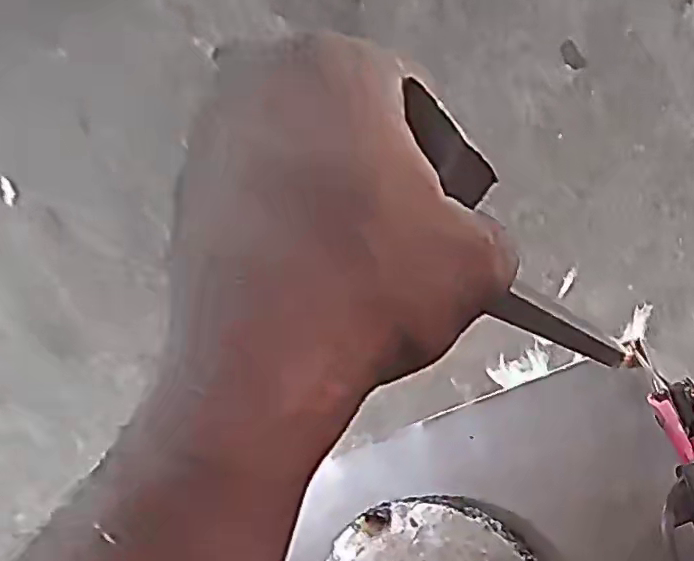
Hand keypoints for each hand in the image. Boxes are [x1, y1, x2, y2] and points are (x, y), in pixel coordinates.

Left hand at [167, 33, 516, 415]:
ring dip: (355, 208)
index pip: (416, 94)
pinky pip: (277, 203)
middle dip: (399, 179)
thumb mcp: (482, 263)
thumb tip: (485, 243)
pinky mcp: (198, 193)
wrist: (275, 354)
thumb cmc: (361, 293)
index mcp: (338, 72)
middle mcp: (261, 82)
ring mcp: (217, 135)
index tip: (457, 198)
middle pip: (359, 124)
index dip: (451, 158)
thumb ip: (496, 236)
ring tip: (382, 268)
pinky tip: (339, 280)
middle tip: (424, 235)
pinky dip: (312, 234)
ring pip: (315, 162)